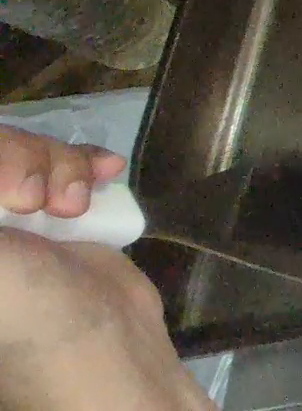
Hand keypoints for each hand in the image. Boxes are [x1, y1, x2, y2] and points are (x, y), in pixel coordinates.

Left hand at [0, 124, 211, 410]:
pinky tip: (108, 174)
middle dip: (27, 162)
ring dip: (66, 165)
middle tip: (40, 206)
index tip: (14, 197)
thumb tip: (7, 189)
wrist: (98, 335)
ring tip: (78, 205)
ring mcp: (8, 215)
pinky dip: (91, 161)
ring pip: (33, 151)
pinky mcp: (54, 210)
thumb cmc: (20, 308)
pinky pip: (71, 161)